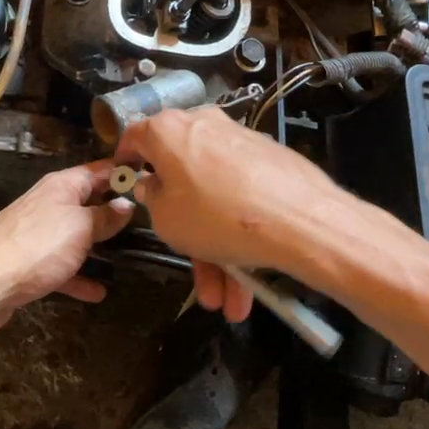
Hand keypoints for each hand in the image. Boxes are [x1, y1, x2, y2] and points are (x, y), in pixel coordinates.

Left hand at [0, 160, 134, 333]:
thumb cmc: (37, 245)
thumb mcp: (80, 227)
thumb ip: (104, 217)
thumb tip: (125, 204)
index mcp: (61, 186)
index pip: (97, 170)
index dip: (122, 171)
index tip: (150, 176)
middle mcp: (48, 204)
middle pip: (86, 203)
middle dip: (112, 211)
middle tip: (145, 221)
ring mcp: (37, 234)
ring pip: (75, 236)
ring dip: (97, 247)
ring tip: (127, 256)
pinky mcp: (30, 263)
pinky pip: (62, 267)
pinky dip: (79, 277)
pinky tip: (98, 292)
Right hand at [115, 108, 339, 320]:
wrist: (301, 220)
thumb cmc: (216, 216)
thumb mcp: (166, 219)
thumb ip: (151, 200)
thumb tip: (152, 186)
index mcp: (168, 130)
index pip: (135, 137)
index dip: (127, 163)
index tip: (126, 183)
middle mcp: (204, 127)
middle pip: (182, 180)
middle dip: (186, 235)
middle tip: (192, 272)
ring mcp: (240, 144)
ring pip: (215, 199)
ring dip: (218, 252)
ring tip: (230, 301)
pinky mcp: (271, 162)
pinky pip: (242, 198)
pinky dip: (240, 235)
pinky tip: (251, 280)